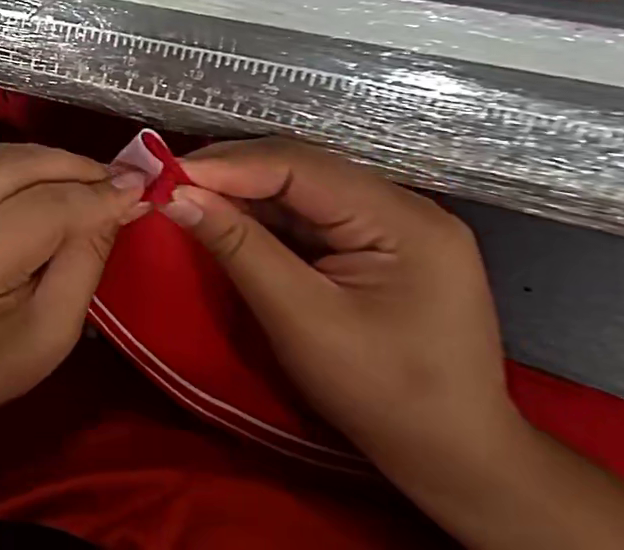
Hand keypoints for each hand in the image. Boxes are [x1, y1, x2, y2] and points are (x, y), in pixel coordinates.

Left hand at [0, 144, 150, 431]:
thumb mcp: (53, 332)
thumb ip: (87, 259)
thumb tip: (123, 200)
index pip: (43, 210)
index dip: (96, 195)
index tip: (141, 186)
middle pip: (15, 168)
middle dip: (74, 166)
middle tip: (119, 176)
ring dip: (47, 160)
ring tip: (90, 177)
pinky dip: (17, 165)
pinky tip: (46, 179)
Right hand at [161, 138, 520, 474]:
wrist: (456, 459)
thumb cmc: (384, 394)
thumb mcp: (302, 320)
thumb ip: (239, 248)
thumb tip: (176, 196)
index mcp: (403, 221)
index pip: (300, 167)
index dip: (228, 165)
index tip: (167, 174)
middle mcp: (404, 206)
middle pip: (300, 168)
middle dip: (231, 173)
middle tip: (171, 185)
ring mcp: (394, 222)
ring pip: (300, 186)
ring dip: (243, 192)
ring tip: (190, 199)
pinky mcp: (379, 240)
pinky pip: (309, 212)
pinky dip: (263, 214)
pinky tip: (228, 218)